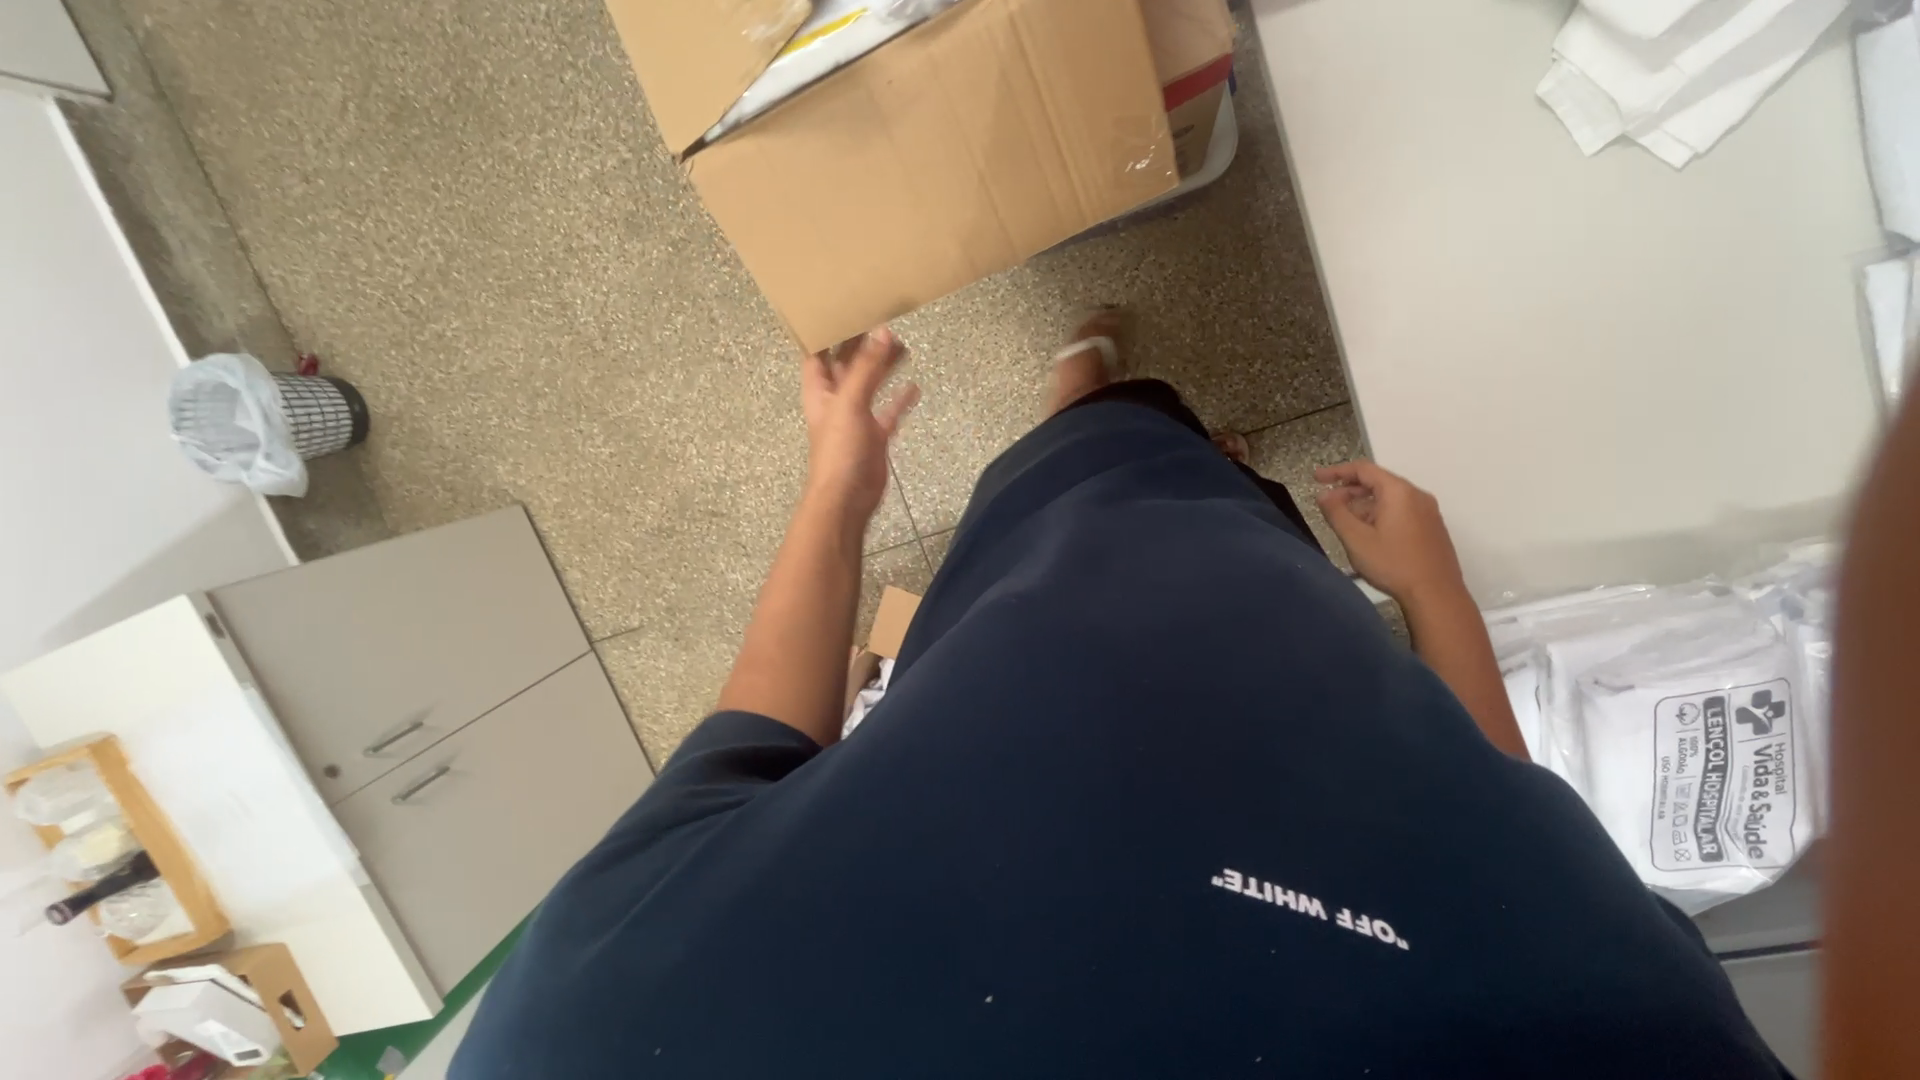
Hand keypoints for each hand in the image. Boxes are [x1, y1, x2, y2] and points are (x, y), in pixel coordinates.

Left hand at [801, 327, 920, 521]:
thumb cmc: (839, 450)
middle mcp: (837, 400)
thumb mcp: (850, 402)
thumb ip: (867, 368)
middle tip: (881, 317)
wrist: (848, 498)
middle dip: (861, 344)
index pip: (818, 352)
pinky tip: (914, 387)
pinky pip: (889, 411)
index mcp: (820, 390)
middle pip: (848, 364)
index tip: (841, 306)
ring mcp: (857, 417)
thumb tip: (883, 332)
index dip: (825, 331)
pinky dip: (899, 399)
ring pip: (871, 384)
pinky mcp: (875, 435)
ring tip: (901, 344)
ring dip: (883, 366)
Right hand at [1314, 460, 1466, 606]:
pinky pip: (1401, 510)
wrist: (1436, 594)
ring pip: (1390, 498)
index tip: (1316, 478)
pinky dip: (1380, 513)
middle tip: (1327, 504)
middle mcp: (1417, 495)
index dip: (1337, 471)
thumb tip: (1324, 494)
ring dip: (1364, 504)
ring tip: (1345, 522)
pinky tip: (1369, 533)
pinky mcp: (1432, 527)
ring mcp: (1428, 512)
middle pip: (1378, 482)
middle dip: (1349, 490)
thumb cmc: (1393, 564)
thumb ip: (1336, 512)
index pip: (1364, 469)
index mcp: (1398, 492)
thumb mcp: (1356, 539)